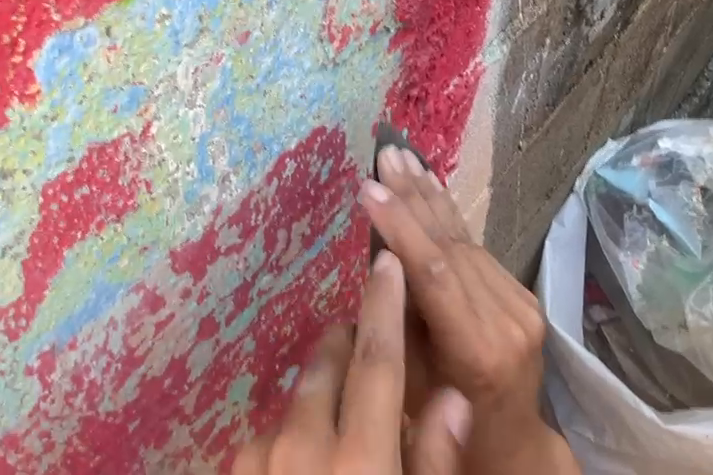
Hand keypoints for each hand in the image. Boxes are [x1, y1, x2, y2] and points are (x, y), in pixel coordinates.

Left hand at [231, 250, 471, 474]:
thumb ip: (434, 463)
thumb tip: (455, 397)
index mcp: (358, 460)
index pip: (376, 360)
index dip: (385, 305)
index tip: (386, 258)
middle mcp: (300, 449)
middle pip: (327, 366)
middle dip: (348, 342)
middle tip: (368, 342)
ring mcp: (257, 465)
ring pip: (293, 402)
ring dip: (317, 392)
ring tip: (338, 409)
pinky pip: (262, 440)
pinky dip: (285, 435)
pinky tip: (298, 458)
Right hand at [361, 147, 577, 474]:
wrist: (509, 441)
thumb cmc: (444, 421)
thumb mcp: (409, 381)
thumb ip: (399, 319)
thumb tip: (380, 253)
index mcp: (478, 350)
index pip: (435, 274)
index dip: (400, 226)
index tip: (368, 188)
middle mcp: (508, 321)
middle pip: (451, 246)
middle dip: (411, 197)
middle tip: (384, 154)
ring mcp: (521, 305)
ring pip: (464, 240)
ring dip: (428, 196)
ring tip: (401, 157)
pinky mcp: (522, 294)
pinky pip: (475, 248)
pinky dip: (446, 215)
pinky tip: (426, 184)